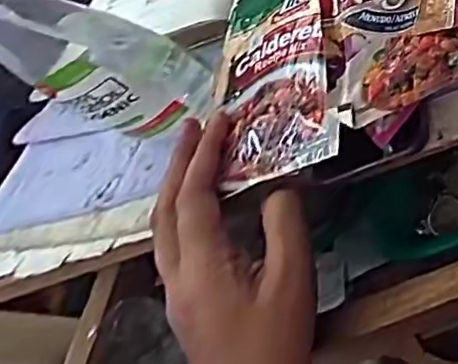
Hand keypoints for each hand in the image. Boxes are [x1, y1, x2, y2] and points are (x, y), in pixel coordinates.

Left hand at [153, 115, 315, 363]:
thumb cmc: (275, 337)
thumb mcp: (292, 276)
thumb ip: (283, 223)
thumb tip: (276, 186)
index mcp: (200, 268)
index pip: (192, 199)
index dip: (204, 156)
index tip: (222, 119)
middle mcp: (177, 277)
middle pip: (165, 211)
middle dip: (179, 164)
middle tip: (197, 125)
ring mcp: (177, 290)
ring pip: (164, 227)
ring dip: (178, 184)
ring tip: (198, 152)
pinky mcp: (187, 298)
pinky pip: (176, 239)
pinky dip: (186, 206)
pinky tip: (206, 199)